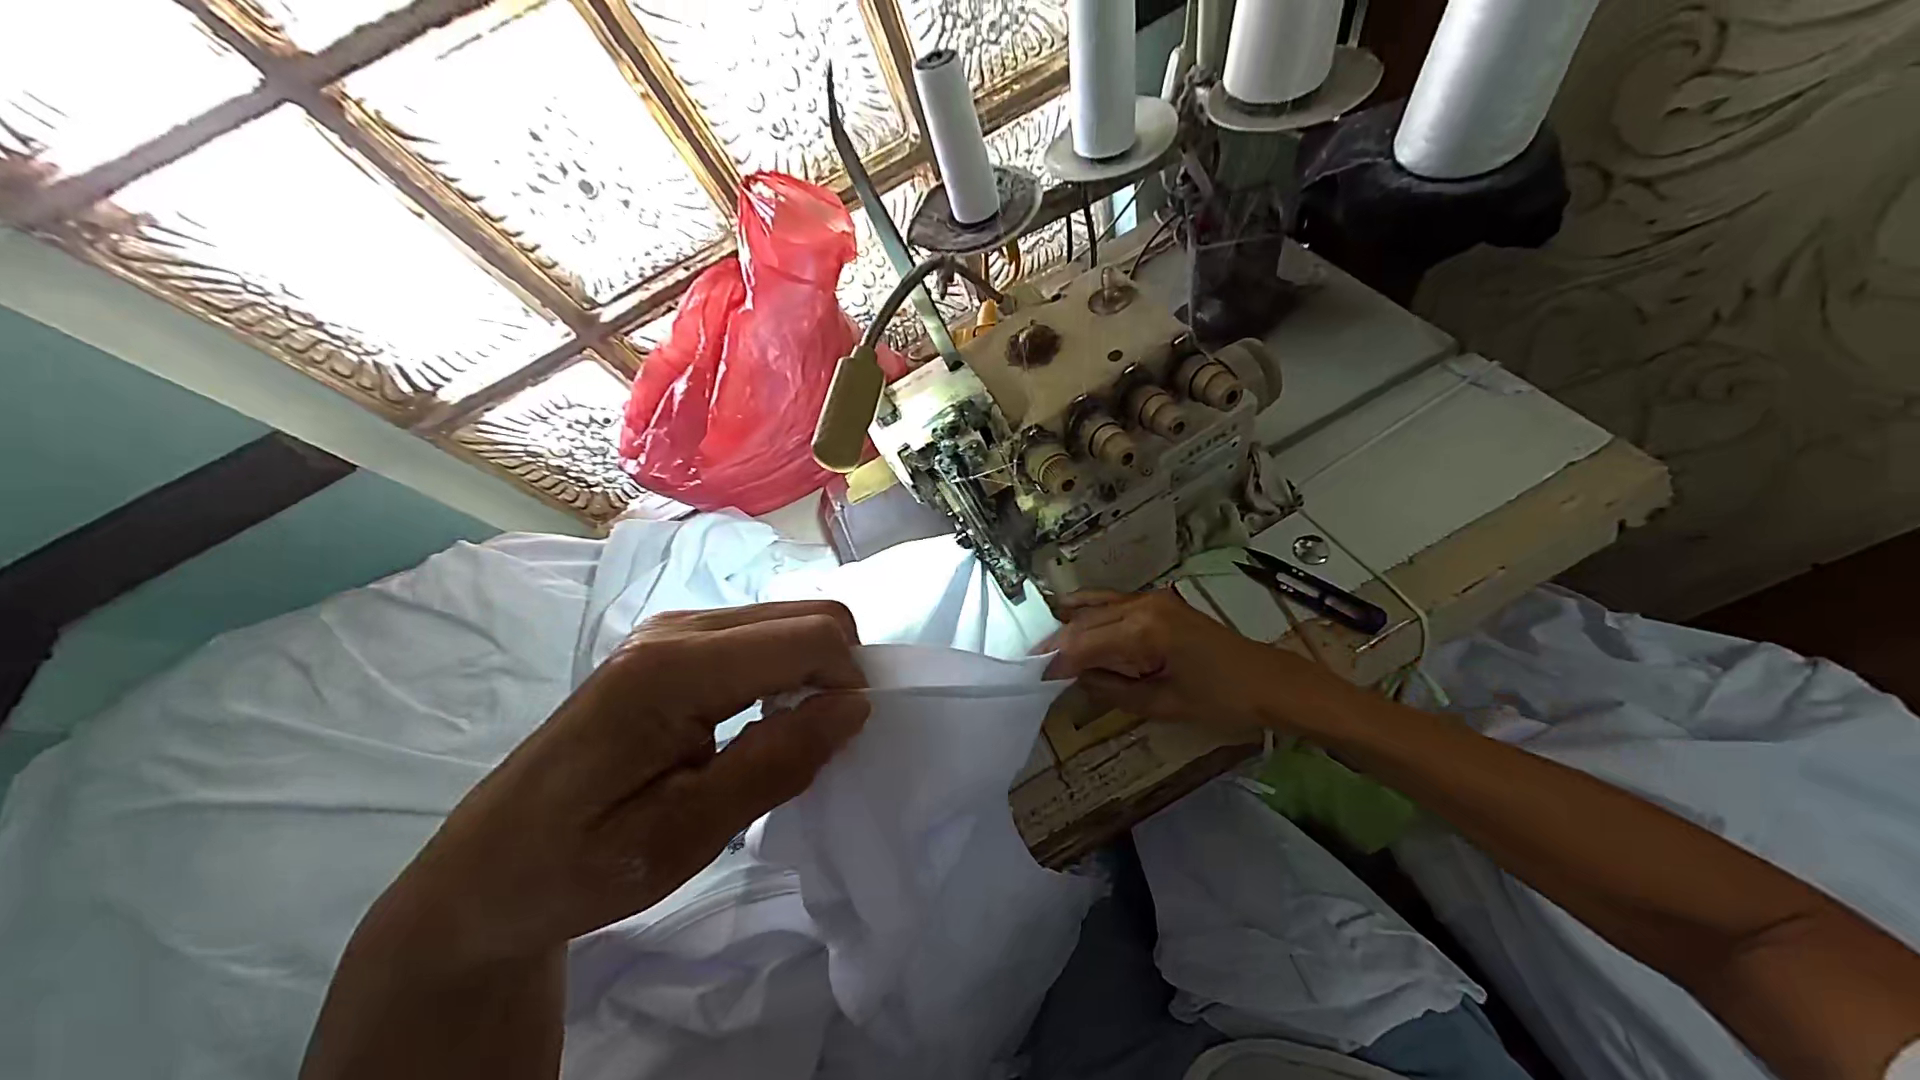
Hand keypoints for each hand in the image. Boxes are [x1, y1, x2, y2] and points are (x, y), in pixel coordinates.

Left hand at [369, 601, 869, 968]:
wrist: (490, 868)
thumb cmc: (579, 864)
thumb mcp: (685, 836)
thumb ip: (775, 763)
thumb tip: (854, 705)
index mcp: (675, 669)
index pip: (810, 638)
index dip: (848, 684)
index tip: (838, 745)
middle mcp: (677, 627)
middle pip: (808, 616)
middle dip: (837, 674)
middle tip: (816, 745)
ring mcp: (672, 629)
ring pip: (790, 621)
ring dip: (812, 675)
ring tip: (784, 741)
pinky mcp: (671, 643)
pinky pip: (762, 637)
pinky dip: (786, 673)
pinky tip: (758, 724)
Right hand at [1044, 588, 1336, 734]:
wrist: (1269, 682)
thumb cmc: (1222, 700)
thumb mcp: (1163, 704)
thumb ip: (1113, 690)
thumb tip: (1077, 679)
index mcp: (1144, 630)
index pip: (1085, 642)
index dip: (1057, 661)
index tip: (1033, 677)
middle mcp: (1143, 604)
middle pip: (1085, 620)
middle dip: (1058, 642)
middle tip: (1033, 664)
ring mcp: (1151, 599)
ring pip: (1095, 606)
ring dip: (1071, 626)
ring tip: (1048, 648)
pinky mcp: (1158, 603)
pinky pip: (1112, 603)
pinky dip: (1090, 615)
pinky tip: (1074, 624)